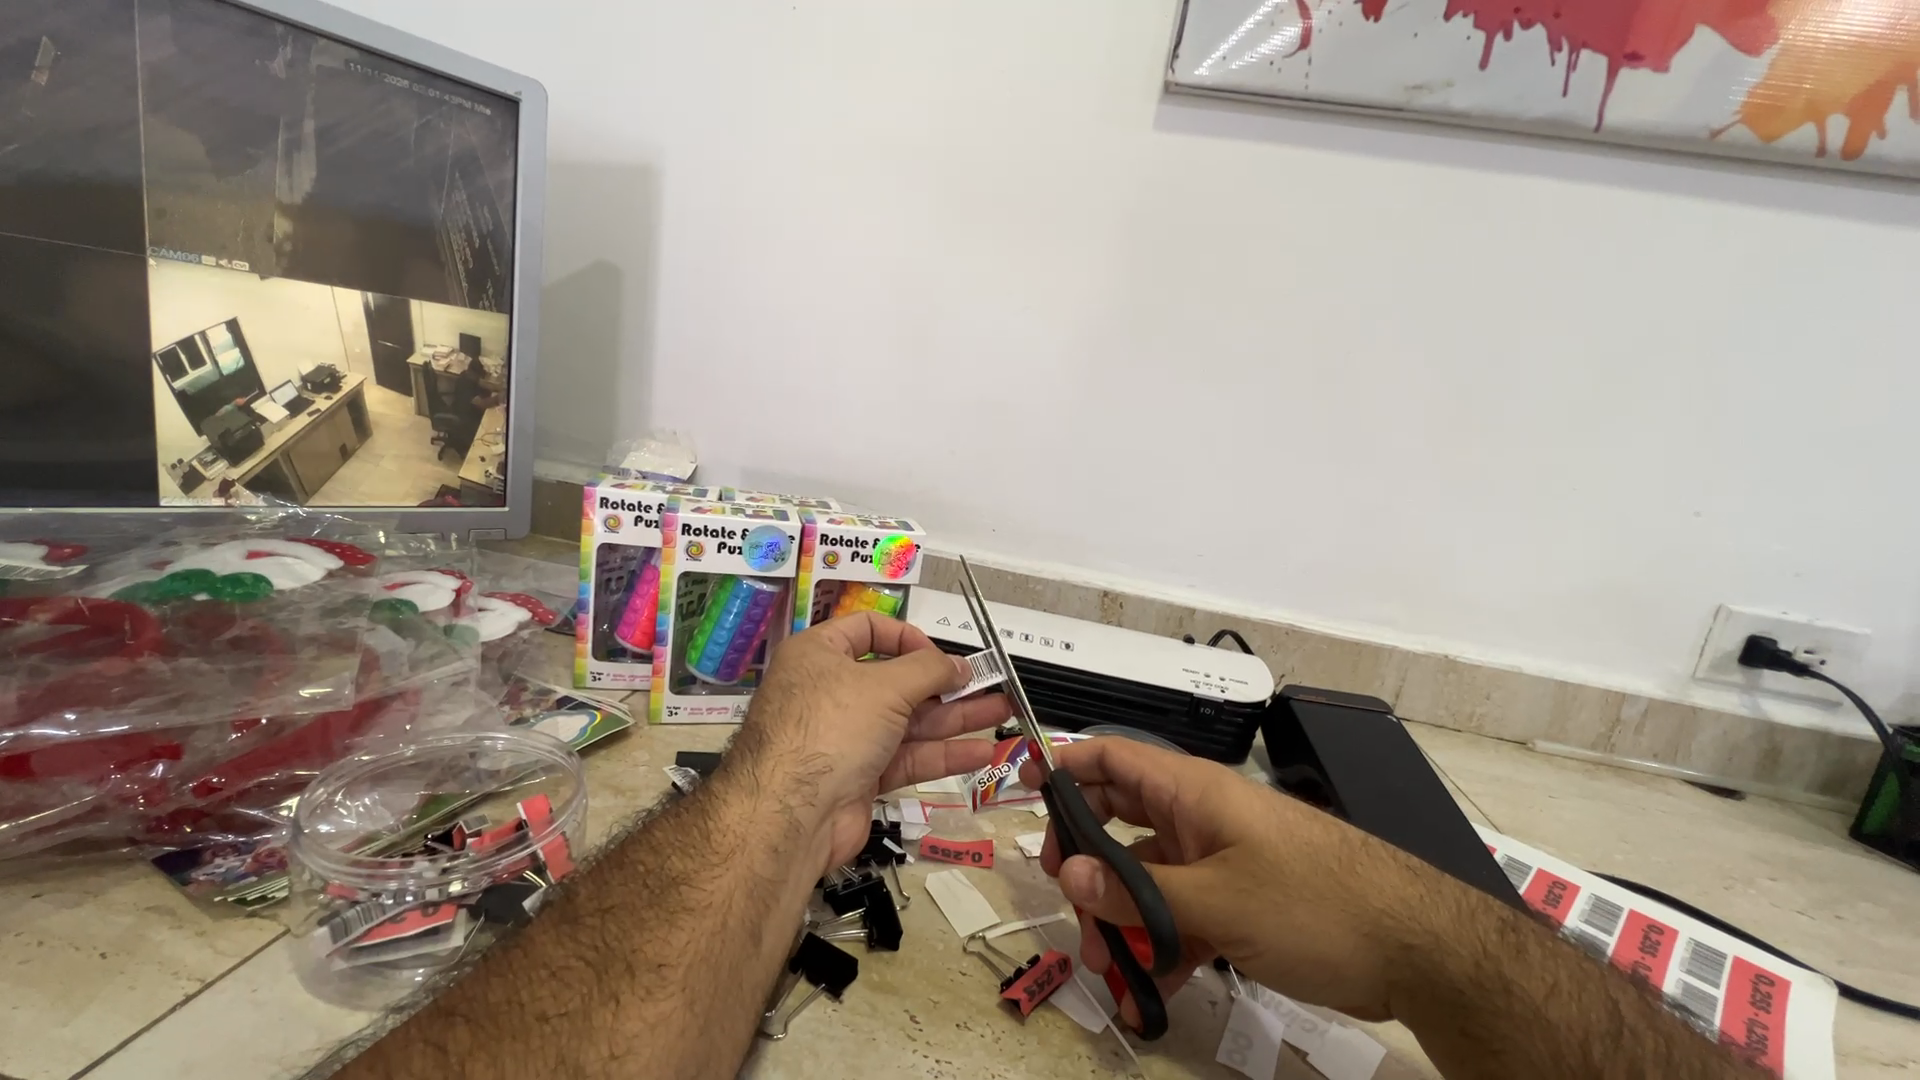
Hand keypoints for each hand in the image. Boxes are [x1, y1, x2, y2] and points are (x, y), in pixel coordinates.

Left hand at [735, 612, 1010, 870]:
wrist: (789, 815)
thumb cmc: (832, 726)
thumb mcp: (884, 686)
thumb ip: (928, 670)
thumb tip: (960, 665)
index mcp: (820, 654)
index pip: (867, 629)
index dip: (908, 637)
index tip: (940, 655)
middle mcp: (830, 691)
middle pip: (896, 680)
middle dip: (946, 683)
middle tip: (989, 684)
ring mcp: (845, 737)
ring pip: (908, 720)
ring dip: (954, 718)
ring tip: (1001, 712)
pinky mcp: (859, 776)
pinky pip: (906, 756)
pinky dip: (942, 753)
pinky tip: (981, 752)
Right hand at [1021, 737, 1442, 1026]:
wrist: (1417, 949)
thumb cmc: (1315, 902)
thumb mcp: (1217, 900)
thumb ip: (1137, 890)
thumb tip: (1068, 873)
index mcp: (1189, 791)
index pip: (1111, 757)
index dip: (1065, 765)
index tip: (1024, 789)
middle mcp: (1195, 817)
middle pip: (1116, 821)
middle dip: (1086, 864)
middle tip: (1069, 904)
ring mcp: (1214, 858)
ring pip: (1144, 876)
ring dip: (1121, 917)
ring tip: (1111, 970)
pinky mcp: (1233, 898)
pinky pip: (1177, 911)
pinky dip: (1160, 942)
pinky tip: (1152, 986)